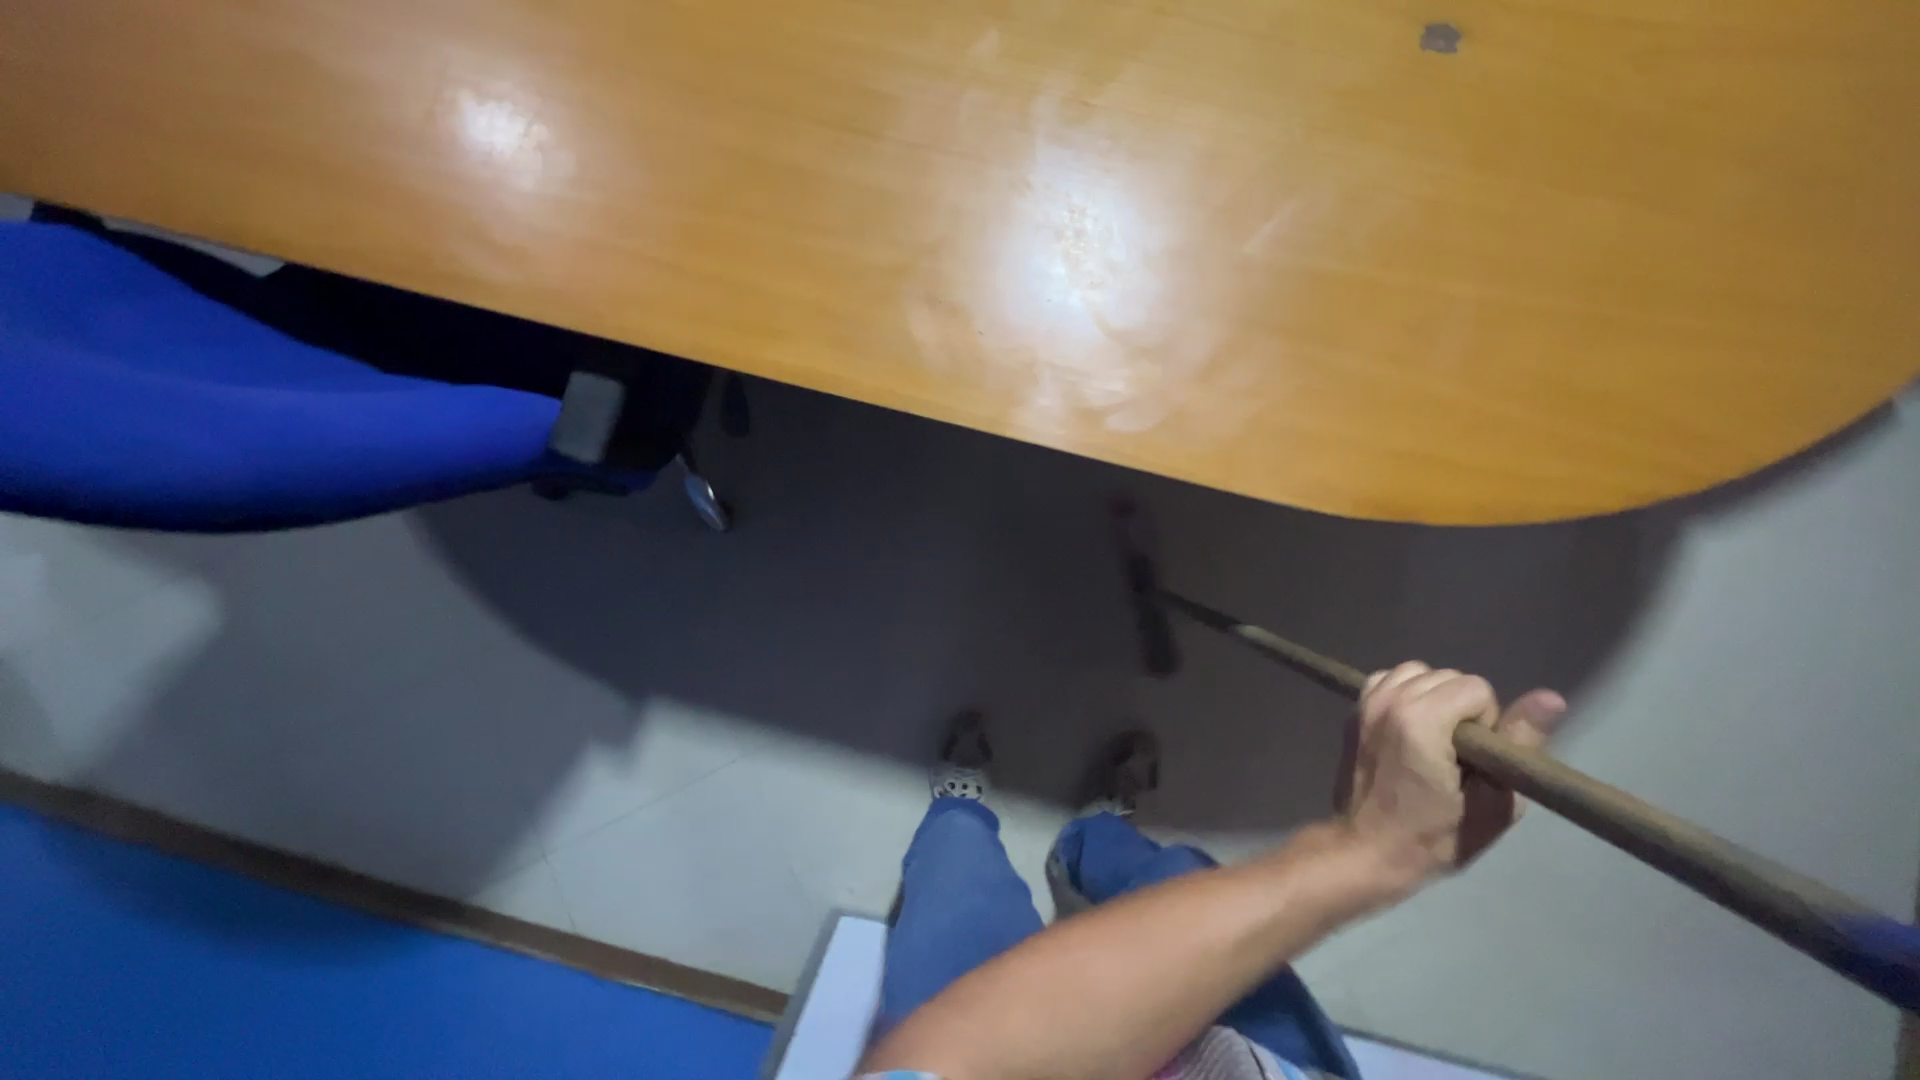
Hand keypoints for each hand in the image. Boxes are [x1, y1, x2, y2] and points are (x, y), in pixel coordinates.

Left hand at [1336, 662, 1564, 890]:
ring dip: (1434, 697)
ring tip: (1436, 739)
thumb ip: (1520, 743)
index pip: (1476, 688)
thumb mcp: (1494, 802)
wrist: (1366, 847)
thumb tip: (1550, 697)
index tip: (1476, 759)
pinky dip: (1406, 694)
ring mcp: (1366, 701)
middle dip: (1462, 709)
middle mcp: (1389, 700)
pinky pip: (1390, 679)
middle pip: (1448, 677)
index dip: (1488, 722)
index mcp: (1419, 720)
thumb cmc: (1434, 836)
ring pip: (1418, 673)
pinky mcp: (1353, 708)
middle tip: (1457, 754)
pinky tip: (1411, 727)